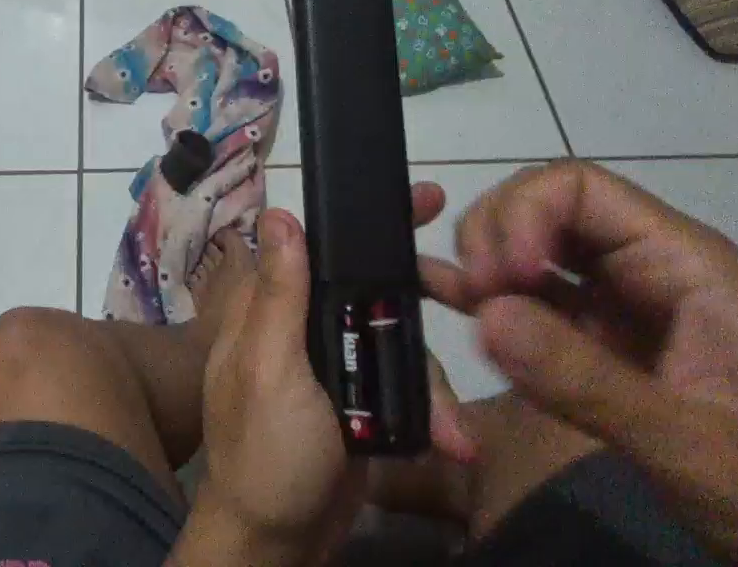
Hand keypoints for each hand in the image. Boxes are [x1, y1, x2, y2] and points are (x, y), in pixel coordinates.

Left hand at [179, 184, 473, 566]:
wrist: (280, 539)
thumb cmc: (265, 449)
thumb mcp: (268, 366)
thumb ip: (278, 294)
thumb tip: (279, 212)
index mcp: (272, 305)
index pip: (321, 245)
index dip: (370, 221)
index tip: (428, 203)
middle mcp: (303, 324)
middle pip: (373, 288)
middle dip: (422, 297)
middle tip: (472, 295)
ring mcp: (335, 363)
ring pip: (400, 341)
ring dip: (432, 384)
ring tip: (452, 433)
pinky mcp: (362, 402)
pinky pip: (408, 388)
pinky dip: (432, 411)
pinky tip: (451, 441)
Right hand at [445, 160, 737, 566]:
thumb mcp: (700, 447)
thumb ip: (590, 381)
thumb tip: (485, 316)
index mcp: (685, 265)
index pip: (580, 189)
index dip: (524, 214)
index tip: (499, 277)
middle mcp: (646, 270)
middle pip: (545, 209)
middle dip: (495, 238)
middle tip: (474, 298)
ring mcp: (623, 308)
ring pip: (533, 252)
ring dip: (484, 266)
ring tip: (457, 306)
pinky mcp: (605, 346)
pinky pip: (536, 306)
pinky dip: (487, 299)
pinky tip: (443, 298)